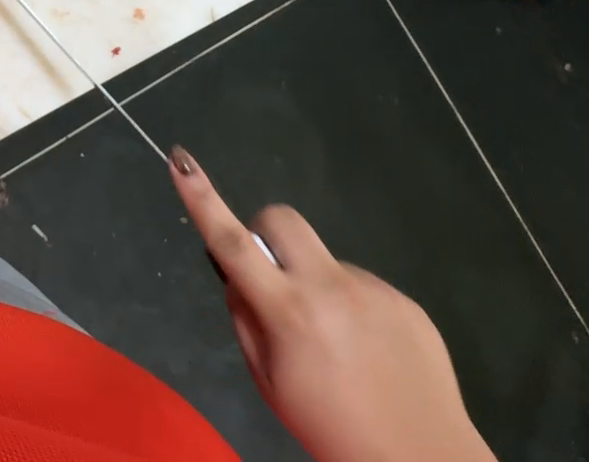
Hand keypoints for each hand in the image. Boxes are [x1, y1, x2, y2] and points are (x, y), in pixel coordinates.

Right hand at [169, 146, 496, 461]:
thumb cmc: (329, 429)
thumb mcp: (268, 380)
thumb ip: (246, 319)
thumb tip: (240, 278)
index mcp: (289, 312)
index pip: (232, 243)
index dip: (201, 198)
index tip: (182, 159)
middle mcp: (331, 289)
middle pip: (282, 220)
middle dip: (265, 233)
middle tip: (270, 275)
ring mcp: (375, 292)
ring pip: (323, 261)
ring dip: (313, 283)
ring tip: (335, 342)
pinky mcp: (407, 303)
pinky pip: (360, 287)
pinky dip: (350, 308)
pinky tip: (367, 351)